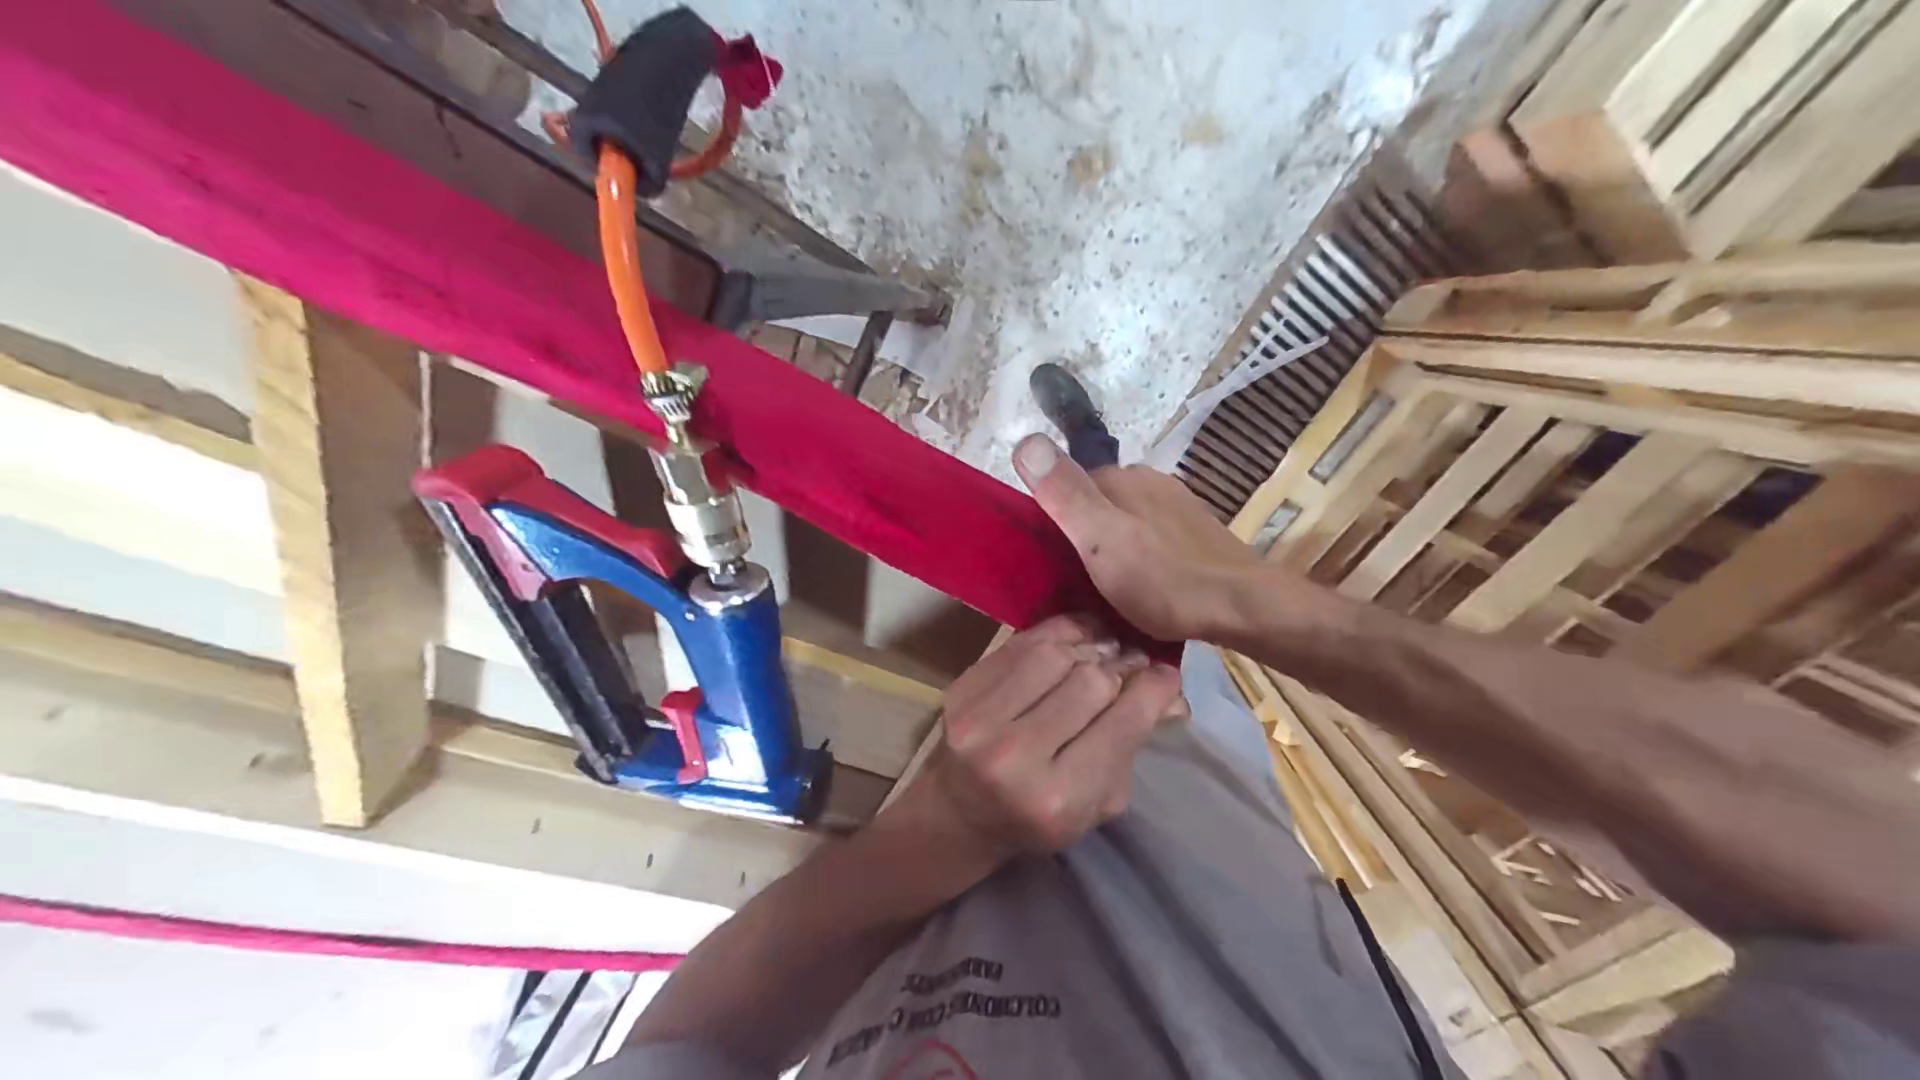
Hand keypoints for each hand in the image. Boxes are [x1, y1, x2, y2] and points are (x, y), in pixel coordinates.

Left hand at [899, 615, 1185, 867]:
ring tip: (1107, 647)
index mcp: (1058, 798)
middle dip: (1121, 667)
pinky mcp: (961, 691)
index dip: (1154, 690)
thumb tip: (1172, 692)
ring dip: (1089, 646)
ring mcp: (981, 720)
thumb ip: (1132, 747)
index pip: (1122, 724)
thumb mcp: (1096, 803)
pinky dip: (1056, 634)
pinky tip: (1078, 636)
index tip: (1168, 674)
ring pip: (1054, 655)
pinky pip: (1019, 645)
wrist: (959, 812)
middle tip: (1134, 662)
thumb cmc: (1038, 819)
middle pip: (1090, 683)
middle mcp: (1016, 756)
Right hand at [1013, 433, 1258, 641]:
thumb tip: (1024, 440)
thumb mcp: (1100, 539)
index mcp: (1121, 479)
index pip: (1067, 488)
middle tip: (1075, 582)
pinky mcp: (1196, 532)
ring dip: (1112, 546)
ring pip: (1125, 521)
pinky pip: (1151, 537)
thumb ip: (1064, 494)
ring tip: (1107, 589)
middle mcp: (1148, 482)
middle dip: (1083, 534)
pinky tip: (1144, 585)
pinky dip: (1140, 555)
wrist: (1243, 606)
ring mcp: (1176, 505)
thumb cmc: (1164, 578)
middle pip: (1097, 504)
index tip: (1048, 562)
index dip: (1053, 523)